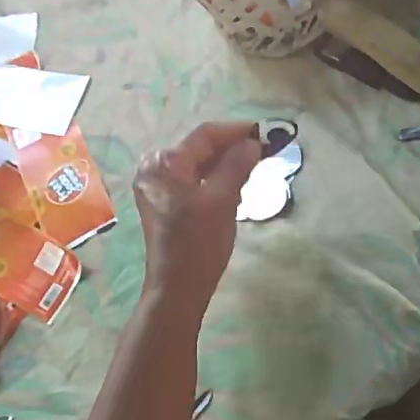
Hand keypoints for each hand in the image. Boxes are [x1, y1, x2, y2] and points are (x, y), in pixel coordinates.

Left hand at [132, 122, 261, 320]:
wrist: (177, 288)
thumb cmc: (199, 244)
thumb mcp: (222, 201)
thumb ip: (236, 166)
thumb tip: (252, 143)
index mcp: (165, 163)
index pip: (204, 135)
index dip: (236, 131)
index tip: (264, 133)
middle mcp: (154, 169)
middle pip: (199, 148)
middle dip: (231, 147)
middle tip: (262, 151)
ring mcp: (156, 187)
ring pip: (196, 165)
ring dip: (224, 163)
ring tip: (253, 167)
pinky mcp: (163, 204)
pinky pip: (192, 181)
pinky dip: (214, 179)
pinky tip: (233, 185)